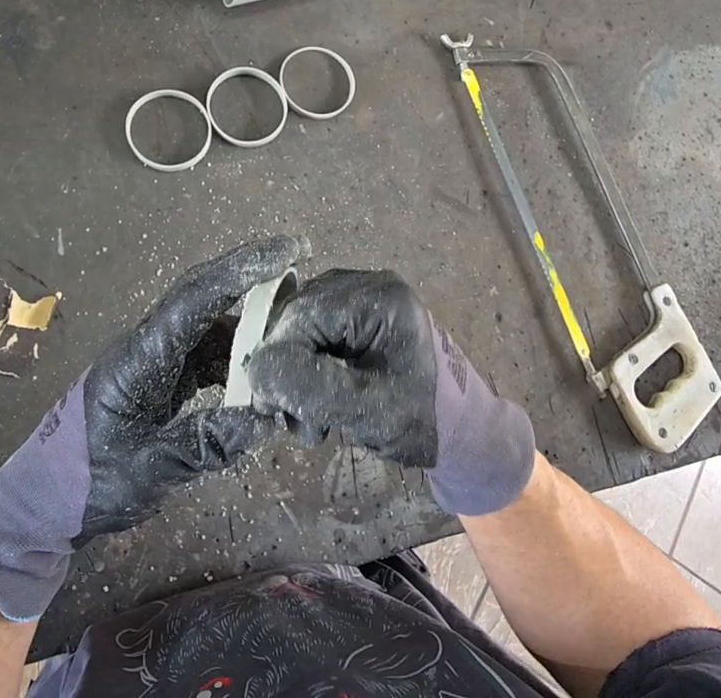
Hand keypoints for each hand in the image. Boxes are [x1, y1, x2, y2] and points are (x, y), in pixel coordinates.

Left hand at [0, 235, 304, 620]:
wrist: (41, 502)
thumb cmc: (85, 484)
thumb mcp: (147, 471)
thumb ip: (204, 443)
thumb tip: (264, 417)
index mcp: (138, 359)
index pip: (194, 300)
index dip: (241, 272)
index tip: (285, 252)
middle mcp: (146, 347)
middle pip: (201, 296)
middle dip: (249, 274)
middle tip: (297, 258)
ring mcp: (152, 361)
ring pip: (207, 324)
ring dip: (248, 319)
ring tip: (291, 319)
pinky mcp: (158, 379)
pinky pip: (204, 353)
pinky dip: (235, 355)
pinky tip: (261, 368)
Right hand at [246, 269, 535, 515]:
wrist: (466, 434)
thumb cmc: (424, 422)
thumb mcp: (364, 408)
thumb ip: (308, 386)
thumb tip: (254, 369)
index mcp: (378, 298)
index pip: (302, 315)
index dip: (277, 360)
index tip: (272, 409)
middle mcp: (369, 286)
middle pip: (299, 318)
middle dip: (287, 371)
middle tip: (293, 421)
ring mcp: (365, 300)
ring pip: (302, 329)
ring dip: (296, 375)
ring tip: (311, 422)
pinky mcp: (362, 318)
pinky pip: (317, 336)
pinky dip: (310, 371)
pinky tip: (319, 407)